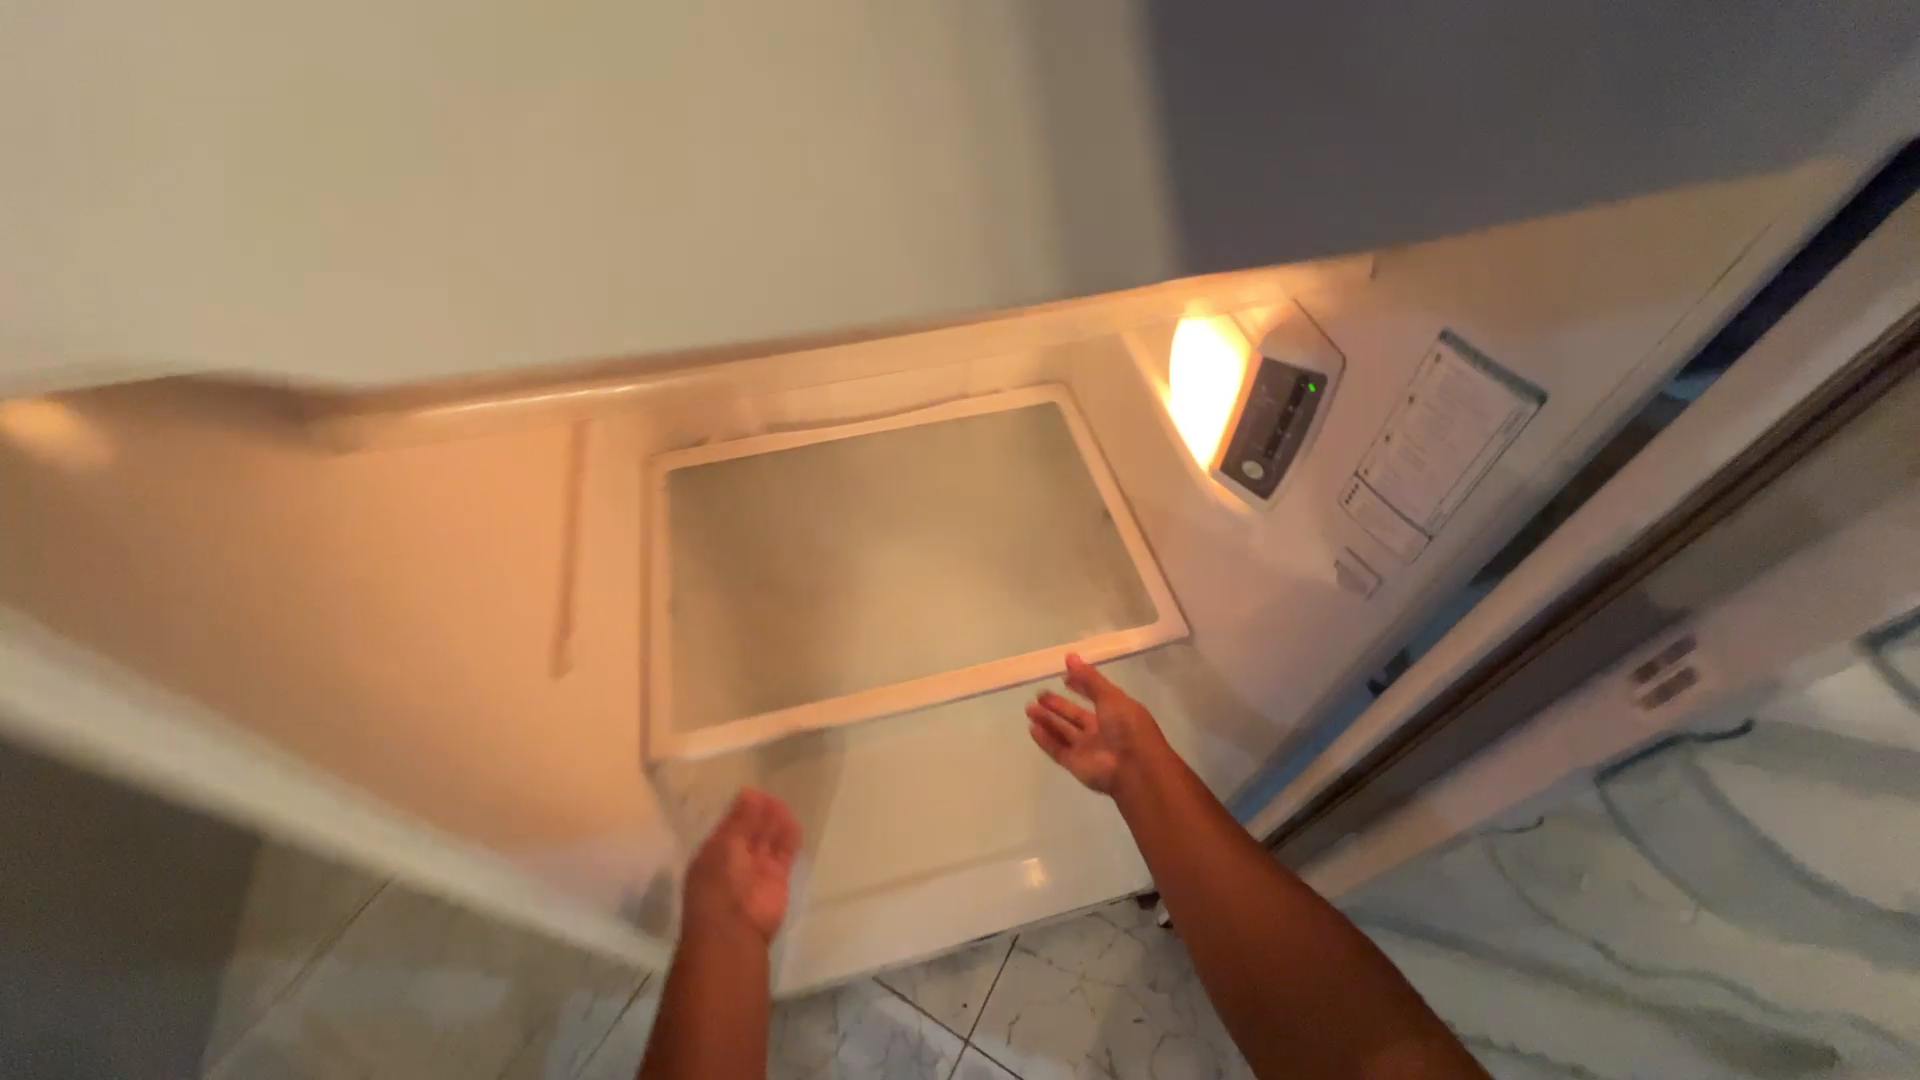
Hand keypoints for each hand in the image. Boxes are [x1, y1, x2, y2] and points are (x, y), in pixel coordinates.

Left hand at [682, 788, 801, 943]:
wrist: (734, 932)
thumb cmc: (718, 887)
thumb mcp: (723, 848)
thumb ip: (739, 820)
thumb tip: (750, 792)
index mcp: (714, 853)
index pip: (730, 825)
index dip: (743, 809)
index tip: (757, 793)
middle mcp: (735, 860)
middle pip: (751, 831)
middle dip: (761, 814)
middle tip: (775, 795)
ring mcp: (757, 870)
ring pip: (769, 841)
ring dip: (776, 824)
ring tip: (786, 805)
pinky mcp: (778, 879)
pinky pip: (785, 854)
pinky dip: (790, 839)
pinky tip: (795, 823)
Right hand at [1025, 653, 1168, 795]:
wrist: (1134, 769)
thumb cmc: (1128, 728)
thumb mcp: (1111, 697)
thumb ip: (1089, 678)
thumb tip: (1070, 656)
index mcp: (1115, 712)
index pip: (1093, 696)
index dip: (1079, 687)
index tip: (1063, 677)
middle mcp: (1100, 730)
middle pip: (1074, 716)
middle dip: (1057, 705)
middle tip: (1039, 694)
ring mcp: (1088, 748)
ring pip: (1063, 732)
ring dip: (1047, 720)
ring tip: (1029, 708)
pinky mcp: (1076, 764)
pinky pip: (1057, 750)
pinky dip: (1045, 739)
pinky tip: (1031, 727)